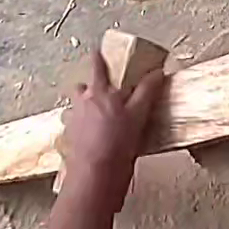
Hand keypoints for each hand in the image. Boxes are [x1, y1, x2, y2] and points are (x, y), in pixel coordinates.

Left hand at [58, 53, 166, 211]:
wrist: (96, 176)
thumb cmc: (117, 142)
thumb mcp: (140, 112)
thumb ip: (148, 89)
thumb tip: (157, 72)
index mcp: (98, 91)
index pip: (96, 65)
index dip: (97, 57)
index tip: (98, 52)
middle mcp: (81, 103)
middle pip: (81, 87)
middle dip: (90, 86)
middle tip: (105, 91)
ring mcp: (73, 122)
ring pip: (78, 108)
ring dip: (86, 109)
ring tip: (102, 117)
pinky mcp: (70, 141)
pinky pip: (76, 128)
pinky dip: (84, 129)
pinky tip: (98, 137)